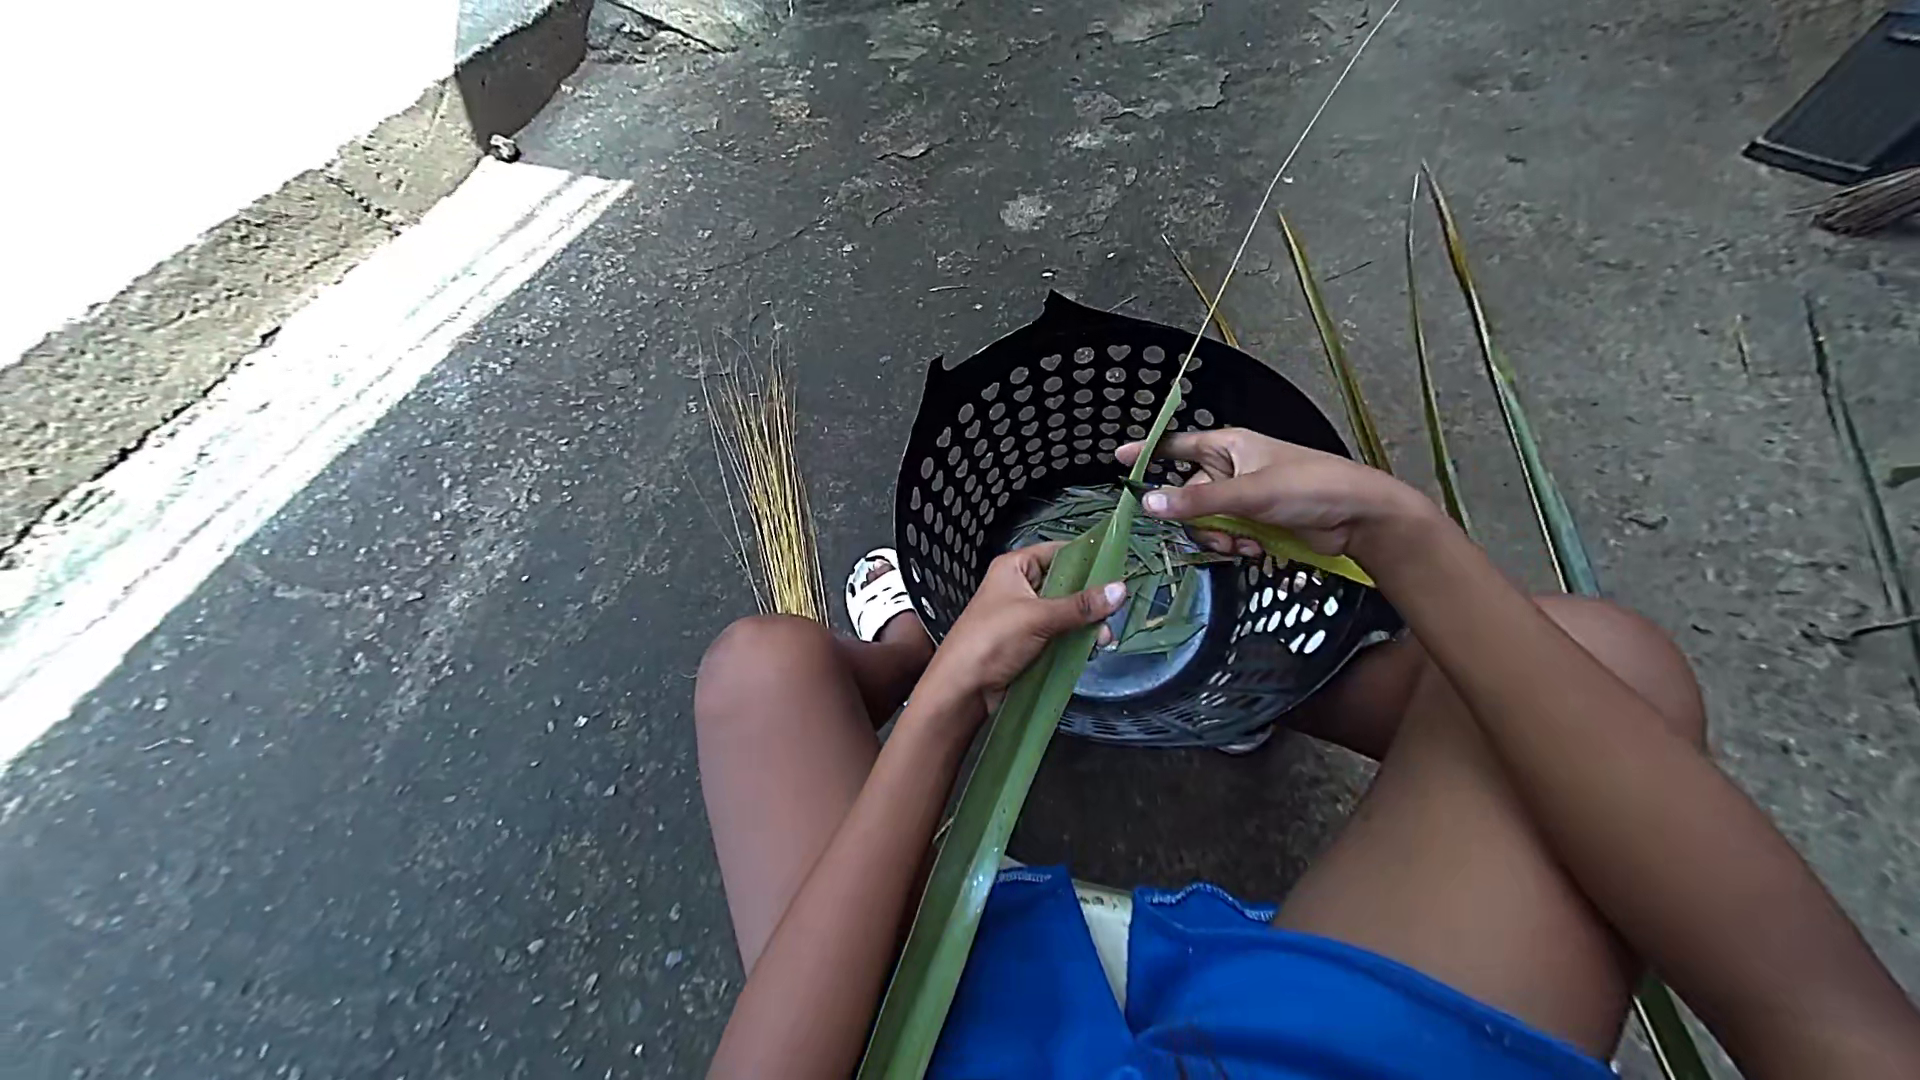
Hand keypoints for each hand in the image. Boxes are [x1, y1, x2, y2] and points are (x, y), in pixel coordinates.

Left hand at [918, 542, 1127, 715]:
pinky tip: (1092, 648)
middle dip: (1091, 598)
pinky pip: (1061, 634)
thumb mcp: (1038, 616)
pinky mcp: (1030, 642)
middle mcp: (1020, 587)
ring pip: (1067, 612)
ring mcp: (1025, 616)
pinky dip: (1077, 639)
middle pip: (1066, 583)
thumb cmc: (992, 640)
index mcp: (1014, 567)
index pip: (1057, 551)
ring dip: (1086, 623)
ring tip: (1104, 638)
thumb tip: (1121, 589)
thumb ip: (1080, 605)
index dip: (1086, 557)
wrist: (963, 688)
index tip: (1117, 566)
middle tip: (1116, 610)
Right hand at [1114, 428, 1439, 562]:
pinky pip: (1224, 533)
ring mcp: (1241, 496)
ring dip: (1218, 538)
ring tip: (1243, 544)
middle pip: (1186, 496)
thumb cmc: (1308, 487)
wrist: (1361, 517)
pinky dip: (1233, 544)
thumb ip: (1197, 502)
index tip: (1118, 459)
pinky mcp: (1253, 519)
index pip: (1177, 445)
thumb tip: (1146, 505)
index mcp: (1227, 446)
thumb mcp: (1249, 493)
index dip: (1148, 451)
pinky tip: (1255, 548)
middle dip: (1198, 520)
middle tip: (1220, 534)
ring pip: (1203, 521)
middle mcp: (1229, 468)